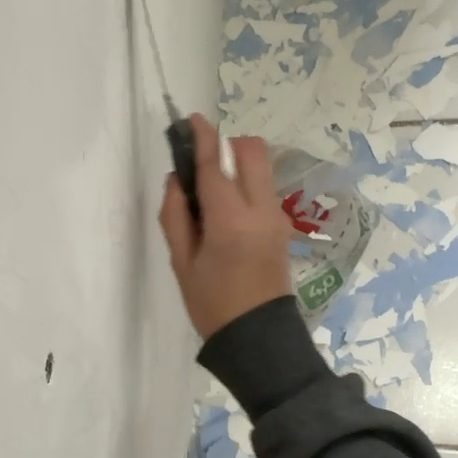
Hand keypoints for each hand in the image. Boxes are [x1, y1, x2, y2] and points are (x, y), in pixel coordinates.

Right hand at [159, 114, 294, 339]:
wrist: (257, 337)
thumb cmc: (212, 305)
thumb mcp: (182, 264)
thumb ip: (176, 217)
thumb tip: (177, 181)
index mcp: (229, 220)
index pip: (215, 164)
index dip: (202, 137)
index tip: (191, 120)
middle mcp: (259, 209)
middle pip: (252, 150)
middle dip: (228, 145)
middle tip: (204, 165)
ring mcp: (276, 216)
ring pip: (261, 168)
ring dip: (237, 167)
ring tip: (211, 197)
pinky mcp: (282, 227)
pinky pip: (264, 190)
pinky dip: (245, 187)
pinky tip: (225, 215)